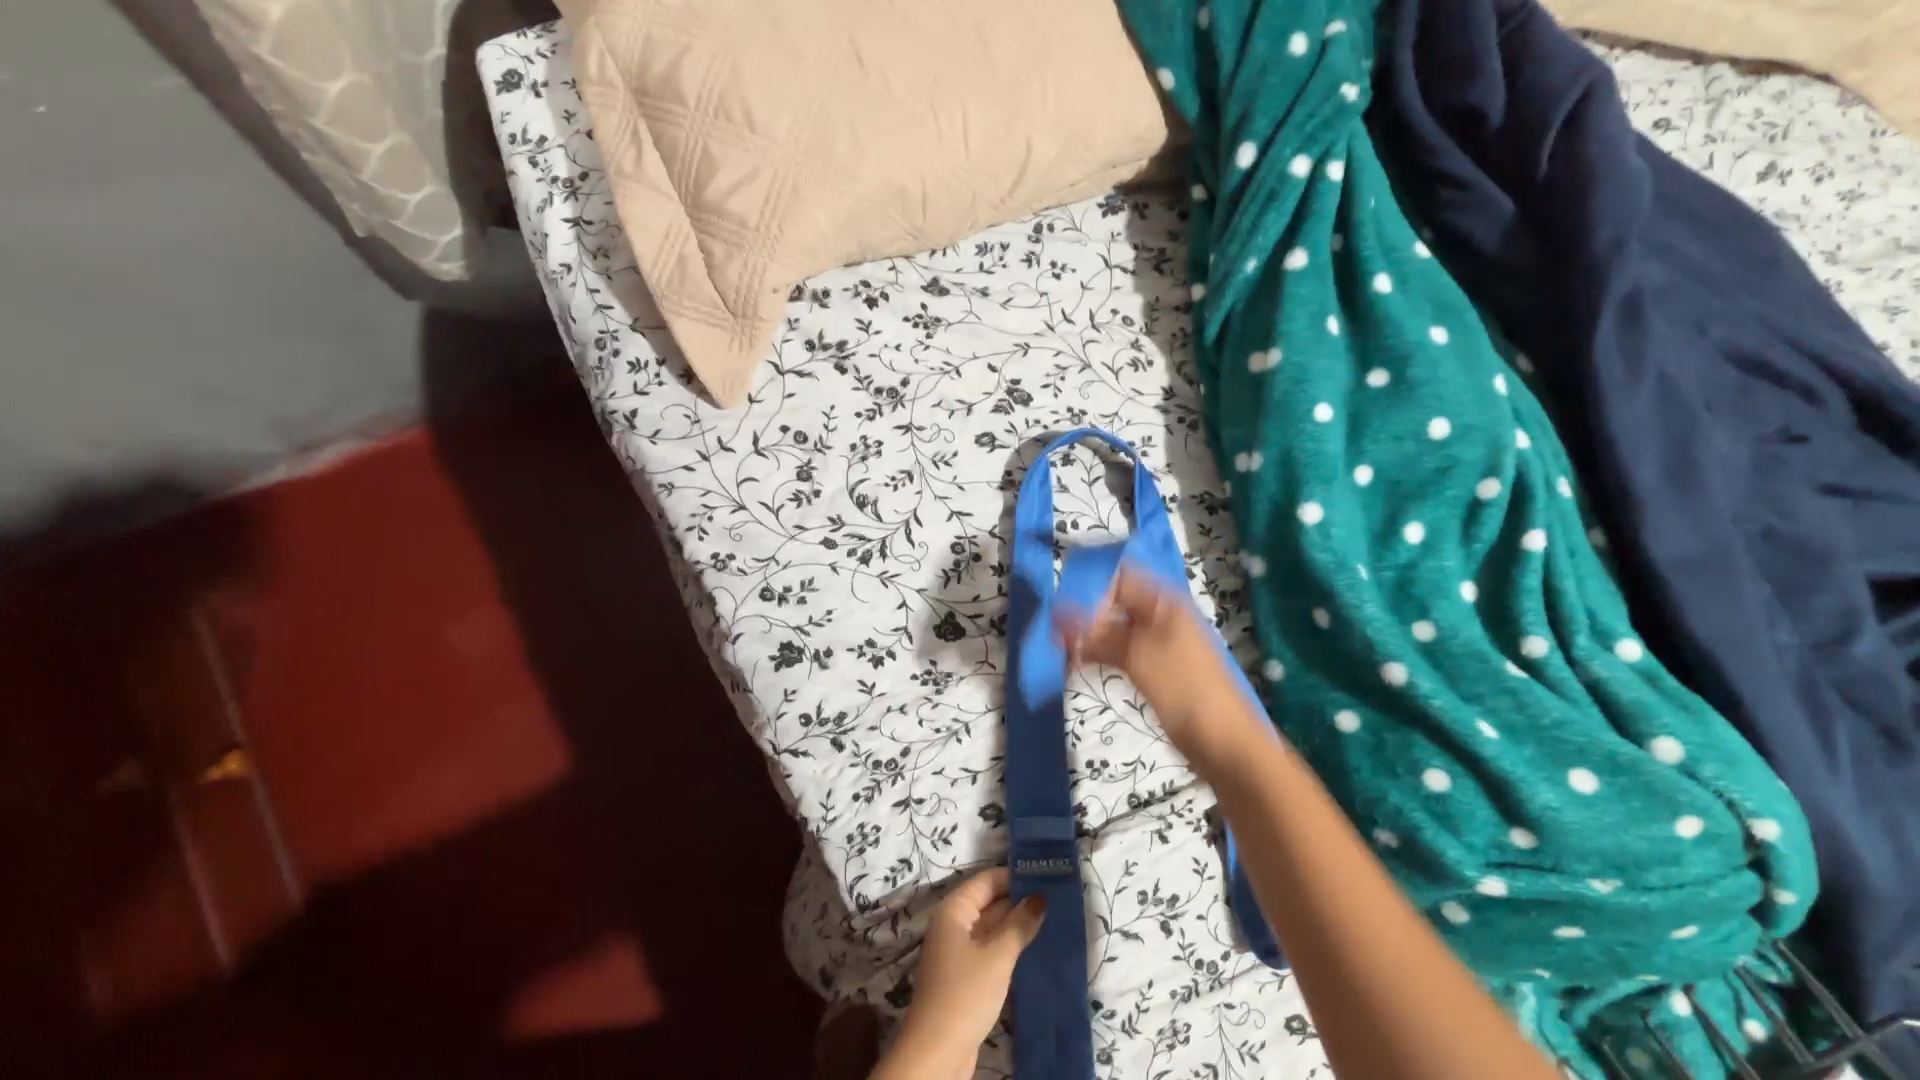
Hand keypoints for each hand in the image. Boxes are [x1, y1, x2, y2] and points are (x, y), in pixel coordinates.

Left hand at [891, 868, 1045, 1072]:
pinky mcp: (965, 976)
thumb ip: (1020, 924)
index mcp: (953, 912)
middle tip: (1057, 897)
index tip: (1046, 874)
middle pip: (988, 903)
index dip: (1014, 876)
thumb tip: (1040, 897)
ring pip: (990, 928)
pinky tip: (1034, 949)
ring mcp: (957, 953)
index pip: (986, 881)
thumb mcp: (998, 955)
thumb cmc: (965, 994)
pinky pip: (989, 950)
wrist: (937, 1051)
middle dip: (1019, 900)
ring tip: (1053, 919)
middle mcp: (952, 926)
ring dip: (1016, 925)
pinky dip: (1009, 947)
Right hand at [1055, 566, 1252, 766]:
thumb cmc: (1185, 688)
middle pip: (1114, 602)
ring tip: (1059, 651)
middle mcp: (1160, 615)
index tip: (1055, 598)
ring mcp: (1158, 643)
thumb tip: (1057, 611)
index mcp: (1164, 601)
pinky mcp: (1154, 669)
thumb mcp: (1137, 654)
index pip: (1119, 575)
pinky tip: (1075, 666)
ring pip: (1114, 629)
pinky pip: (1120, 652)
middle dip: (1083, 613)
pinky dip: (1098, 655)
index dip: (1088, 582)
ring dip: (1087, 637)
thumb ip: (1097, 631)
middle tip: (1051, 631)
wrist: (1223, 741)